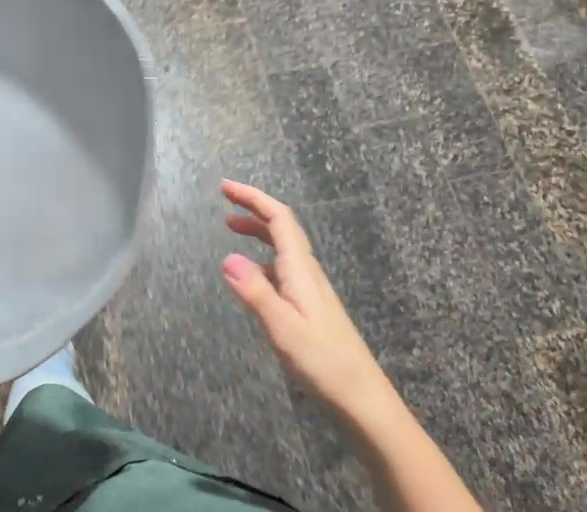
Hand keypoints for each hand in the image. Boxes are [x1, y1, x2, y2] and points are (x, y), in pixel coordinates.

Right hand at [220, 180, 393, 416]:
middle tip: (224, 199)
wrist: (362, 399)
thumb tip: (227, 257)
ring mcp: (311, 289)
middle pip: (282, 227)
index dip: (253, 198)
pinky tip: (251, 274)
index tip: (224, 187)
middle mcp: (308, 272)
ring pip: (283, 246)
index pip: (278, 219)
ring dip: (258, 230)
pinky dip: (263, 258)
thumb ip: (255, 293)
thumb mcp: (283, 329)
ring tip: (231, 227)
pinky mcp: (311, 306)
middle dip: (254, 208)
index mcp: (301, 270)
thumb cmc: (323, 363)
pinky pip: (283, 268)